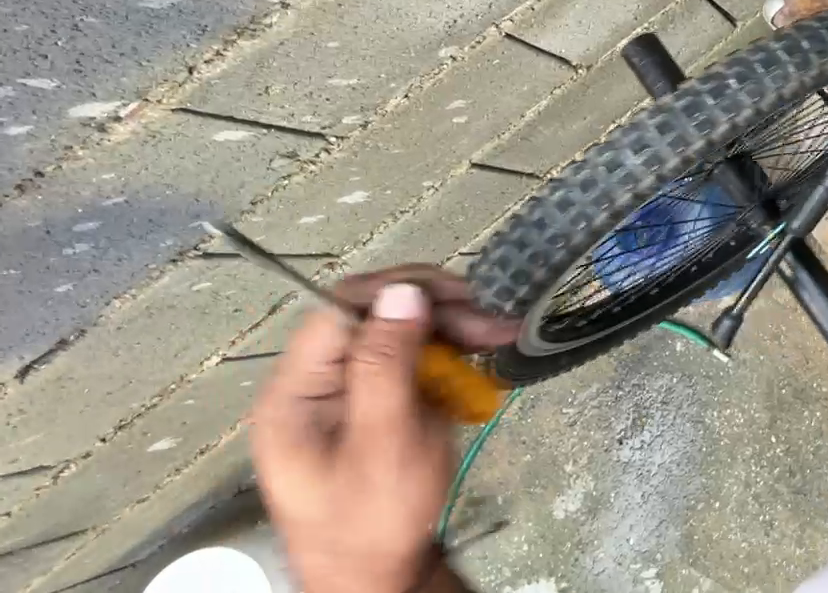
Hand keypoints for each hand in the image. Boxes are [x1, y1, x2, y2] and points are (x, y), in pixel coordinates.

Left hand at [250, 266, 518, 592]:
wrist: (384, 578)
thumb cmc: (376, 520)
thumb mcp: (384, 442)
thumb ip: (387, 364)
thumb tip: (401, 293)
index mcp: (296, 393)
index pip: (341, 309)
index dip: (399, 292)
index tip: (459, 297)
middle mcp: (319, 384)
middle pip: (378, 316)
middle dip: (440, 310)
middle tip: (492, 325)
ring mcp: (352, 391)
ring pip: (405, 330)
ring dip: (457, 327)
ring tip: (501, 336)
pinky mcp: (383, 400)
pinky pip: (419, 355)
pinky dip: (456, 350)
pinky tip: (485, 354)